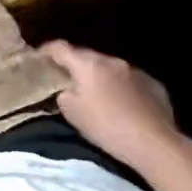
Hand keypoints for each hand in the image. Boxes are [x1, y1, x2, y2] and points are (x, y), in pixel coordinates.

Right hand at [40, 40, 182, 162]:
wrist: (153, 142)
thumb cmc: (106, 126)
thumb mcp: (71, 112)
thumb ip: (62, 92)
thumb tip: (65, 87)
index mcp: (89, 65)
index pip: (61, 48)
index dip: (46, 50)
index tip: (38, 58)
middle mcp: (113, 61)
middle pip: (86, 56)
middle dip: (73, 65)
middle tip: (63, 79)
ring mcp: (135, 71)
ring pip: (108, 68)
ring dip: (98, 77)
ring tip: (93, 94)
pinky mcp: (153, 84)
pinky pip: (127, 80)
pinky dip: (118, 87)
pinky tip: (119, 104)